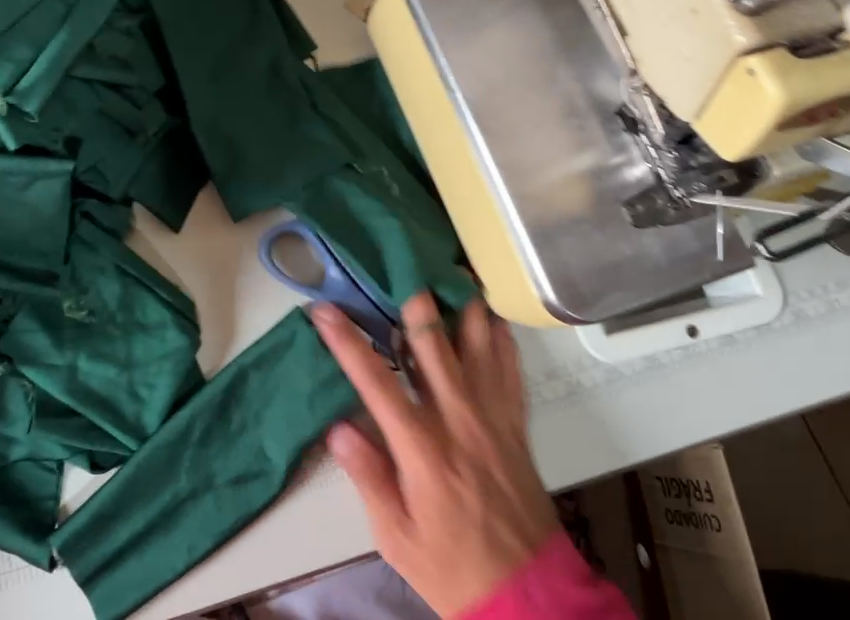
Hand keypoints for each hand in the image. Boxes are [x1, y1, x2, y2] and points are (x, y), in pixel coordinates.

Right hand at [313, 294, 558, 619]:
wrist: (525, 592)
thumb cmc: (449, 565)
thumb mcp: (394, 534)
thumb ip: (368, 475)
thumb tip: (339, 426)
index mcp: (421, 447)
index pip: (375, 381)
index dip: (346, 342)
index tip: (323, 311)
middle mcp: (458, 420)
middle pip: (434, 346)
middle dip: (414, 302)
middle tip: (399, 263)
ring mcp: (492, 418)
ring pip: (480, 347)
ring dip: (464, 307)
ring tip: (453, 272)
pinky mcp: (515, 425)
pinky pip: (512, 369)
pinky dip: (502, 338)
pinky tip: (492, 315)